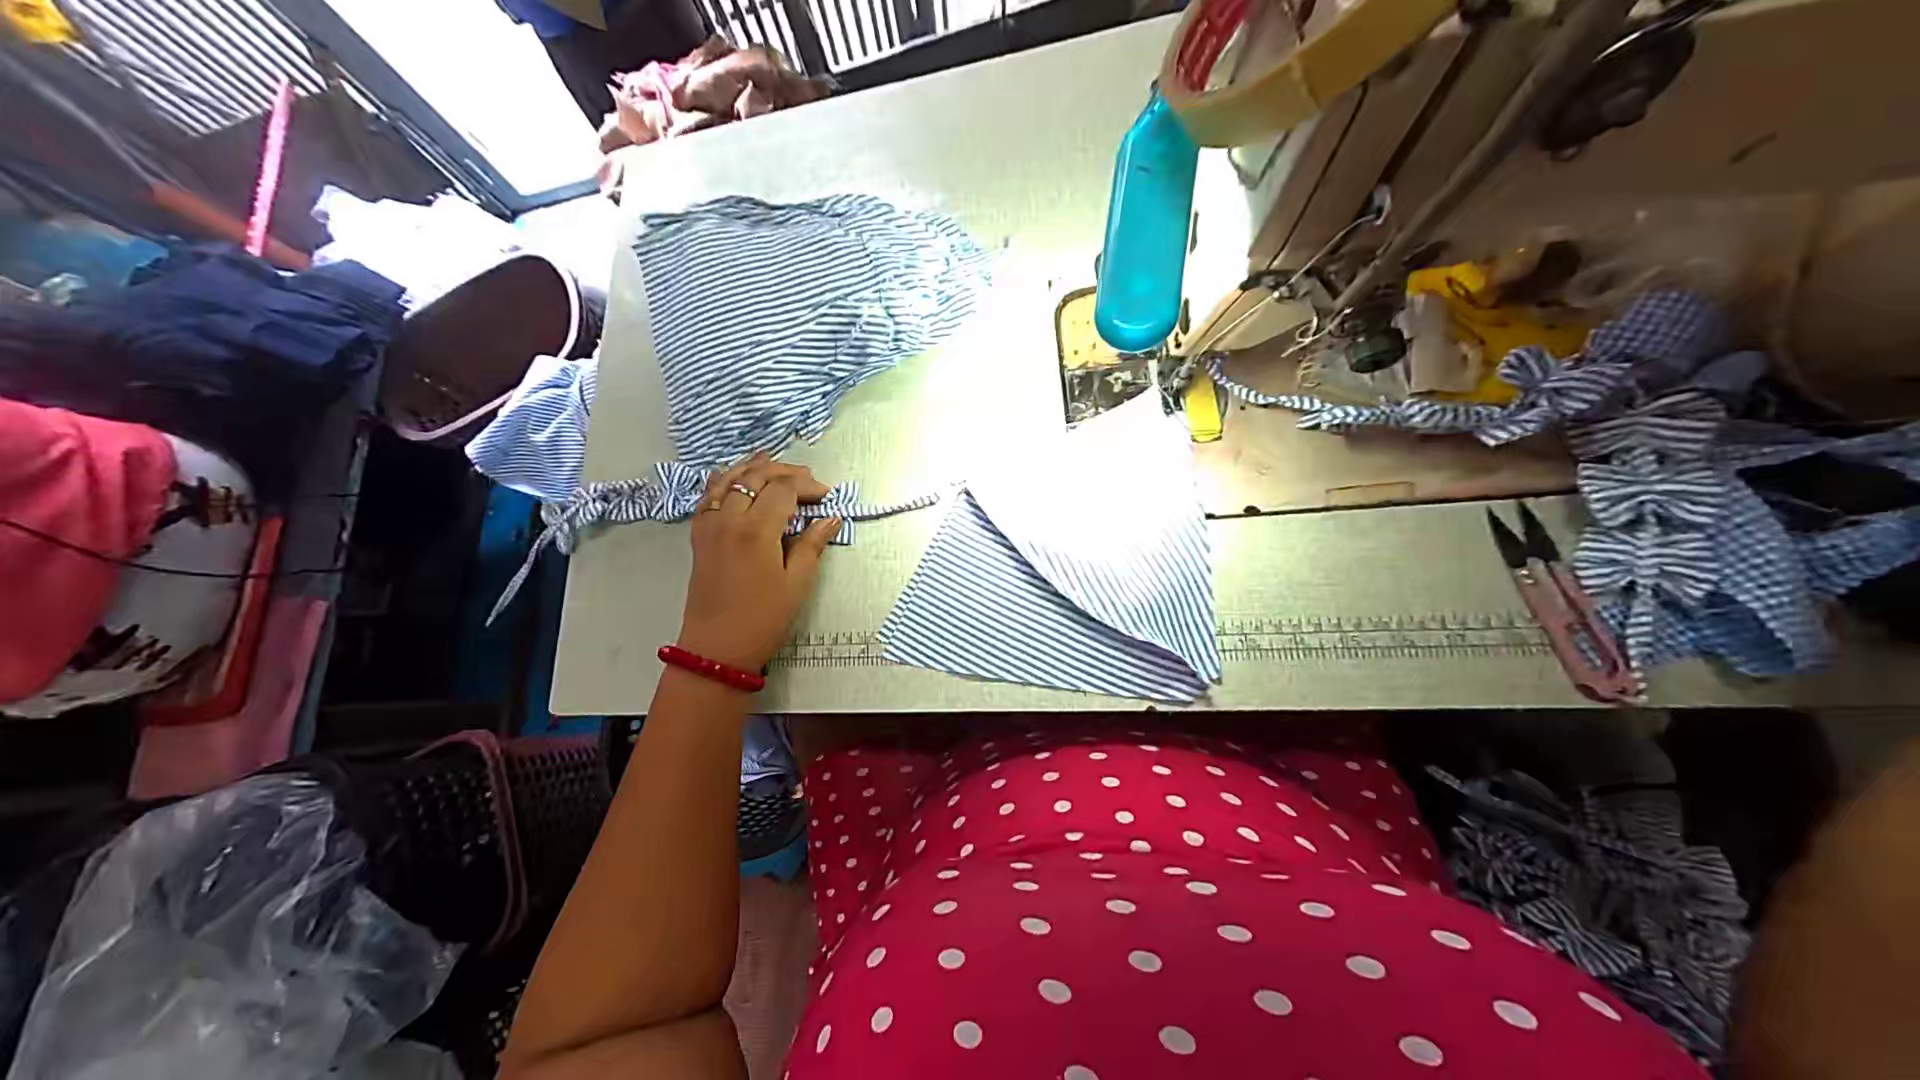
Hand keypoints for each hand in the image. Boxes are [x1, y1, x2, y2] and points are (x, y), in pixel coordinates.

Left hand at [674, 453, 840, 673]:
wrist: (717, 647)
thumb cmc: (763, 618)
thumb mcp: (797, 583)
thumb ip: (812, 544)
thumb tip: (831, 518)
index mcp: (757, 530)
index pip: (784, 489)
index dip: (808, 486)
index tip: (825, 497)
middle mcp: (730, 518)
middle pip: (757, 476)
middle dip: (785, 472)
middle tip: (808, 479)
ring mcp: (710, 524)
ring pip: (730, 479)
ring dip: (753, 468)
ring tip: (772, 462)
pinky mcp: (699, 535)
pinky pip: (709, 495)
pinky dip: (724, 480)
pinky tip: (734, 477)